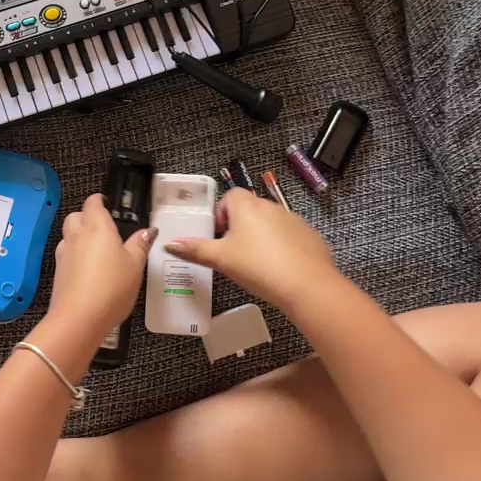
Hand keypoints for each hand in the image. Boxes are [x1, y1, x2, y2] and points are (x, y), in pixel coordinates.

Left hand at [46, 194, 153, 339]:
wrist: (79, 318)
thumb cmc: (112, 287)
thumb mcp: (135, 265)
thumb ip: (140, 245)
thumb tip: (148, 230)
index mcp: (97, 227)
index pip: (93, 203)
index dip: (100, 201)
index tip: (109, 206)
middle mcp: (76, 235)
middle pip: (76, 216)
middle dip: (87, 217)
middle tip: (105, 229)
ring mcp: (64, 253)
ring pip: (69, 235)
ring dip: (79, 236)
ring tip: (98, 251)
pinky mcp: (58, 271)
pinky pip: (66, 254)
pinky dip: (75, 255)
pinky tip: (88, 270)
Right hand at [163, 188, 339, 309]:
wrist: (307, 284)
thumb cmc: (257, 266)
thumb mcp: (221, 259)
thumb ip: (195, 250)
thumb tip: (170, 244)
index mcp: (246, 206)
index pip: (229, 195)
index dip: (221, 214)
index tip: (219, 236)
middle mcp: (270, 206)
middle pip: (249, 209)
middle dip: (239, 227)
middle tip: (234, 253)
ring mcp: (293, 219)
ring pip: (270, 222)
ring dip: (261, 236)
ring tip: (257, 263)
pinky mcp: (310, 235)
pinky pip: (289, 236)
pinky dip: (282, 246)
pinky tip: (280, 268)